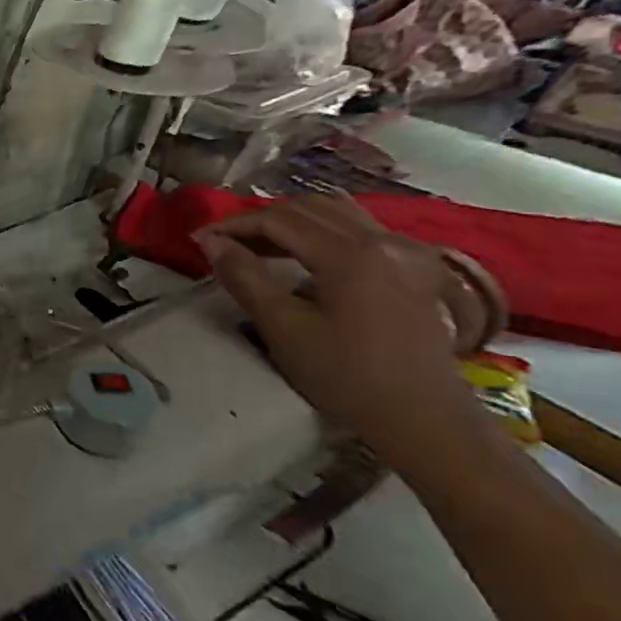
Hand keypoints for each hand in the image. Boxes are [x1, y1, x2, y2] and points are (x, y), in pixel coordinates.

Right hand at [195, 192, 484, 453]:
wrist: (420, 413)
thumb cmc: (346, 376)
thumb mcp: (284, 329)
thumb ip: (246, 279)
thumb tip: (212, 244)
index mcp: (350, 253)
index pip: (280, 219)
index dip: (233, 225)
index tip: (200, 240)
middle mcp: (381, 239)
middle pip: (309, 207)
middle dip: (260, 220)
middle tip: (223, 243)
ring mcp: (403, 249)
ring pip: (337, 212)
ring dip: (291, 221)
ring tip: (257, 245)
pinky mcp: (413, 265)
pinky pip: (360, 228)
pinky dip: (321, 231)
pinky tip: (304, 256)